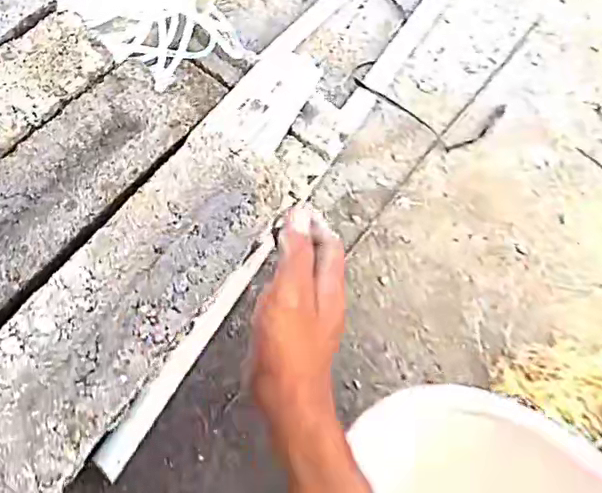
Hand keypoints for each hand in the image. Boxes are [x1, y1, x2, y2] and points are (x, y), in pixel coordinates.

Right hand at [249, 205, 346, 437]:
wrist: (284, 393)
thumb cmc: (290, 347)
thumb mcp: (290, 289)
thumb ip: (295, 253)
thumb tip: (299, 218)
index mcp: (328, 289)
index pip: (329, 246)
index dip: (315, 224)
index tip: (301, 207)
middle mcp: (325, 302)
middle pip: (322, 261)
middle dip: (309, 238)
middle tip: (294, 220)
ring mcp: (311, 317)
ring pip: (309, 278)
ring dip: (298, 257)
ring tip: (284, 243)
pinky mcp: (293, 329)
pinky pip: (293, 293)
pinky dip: (285, 278)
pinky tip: (273, 282)